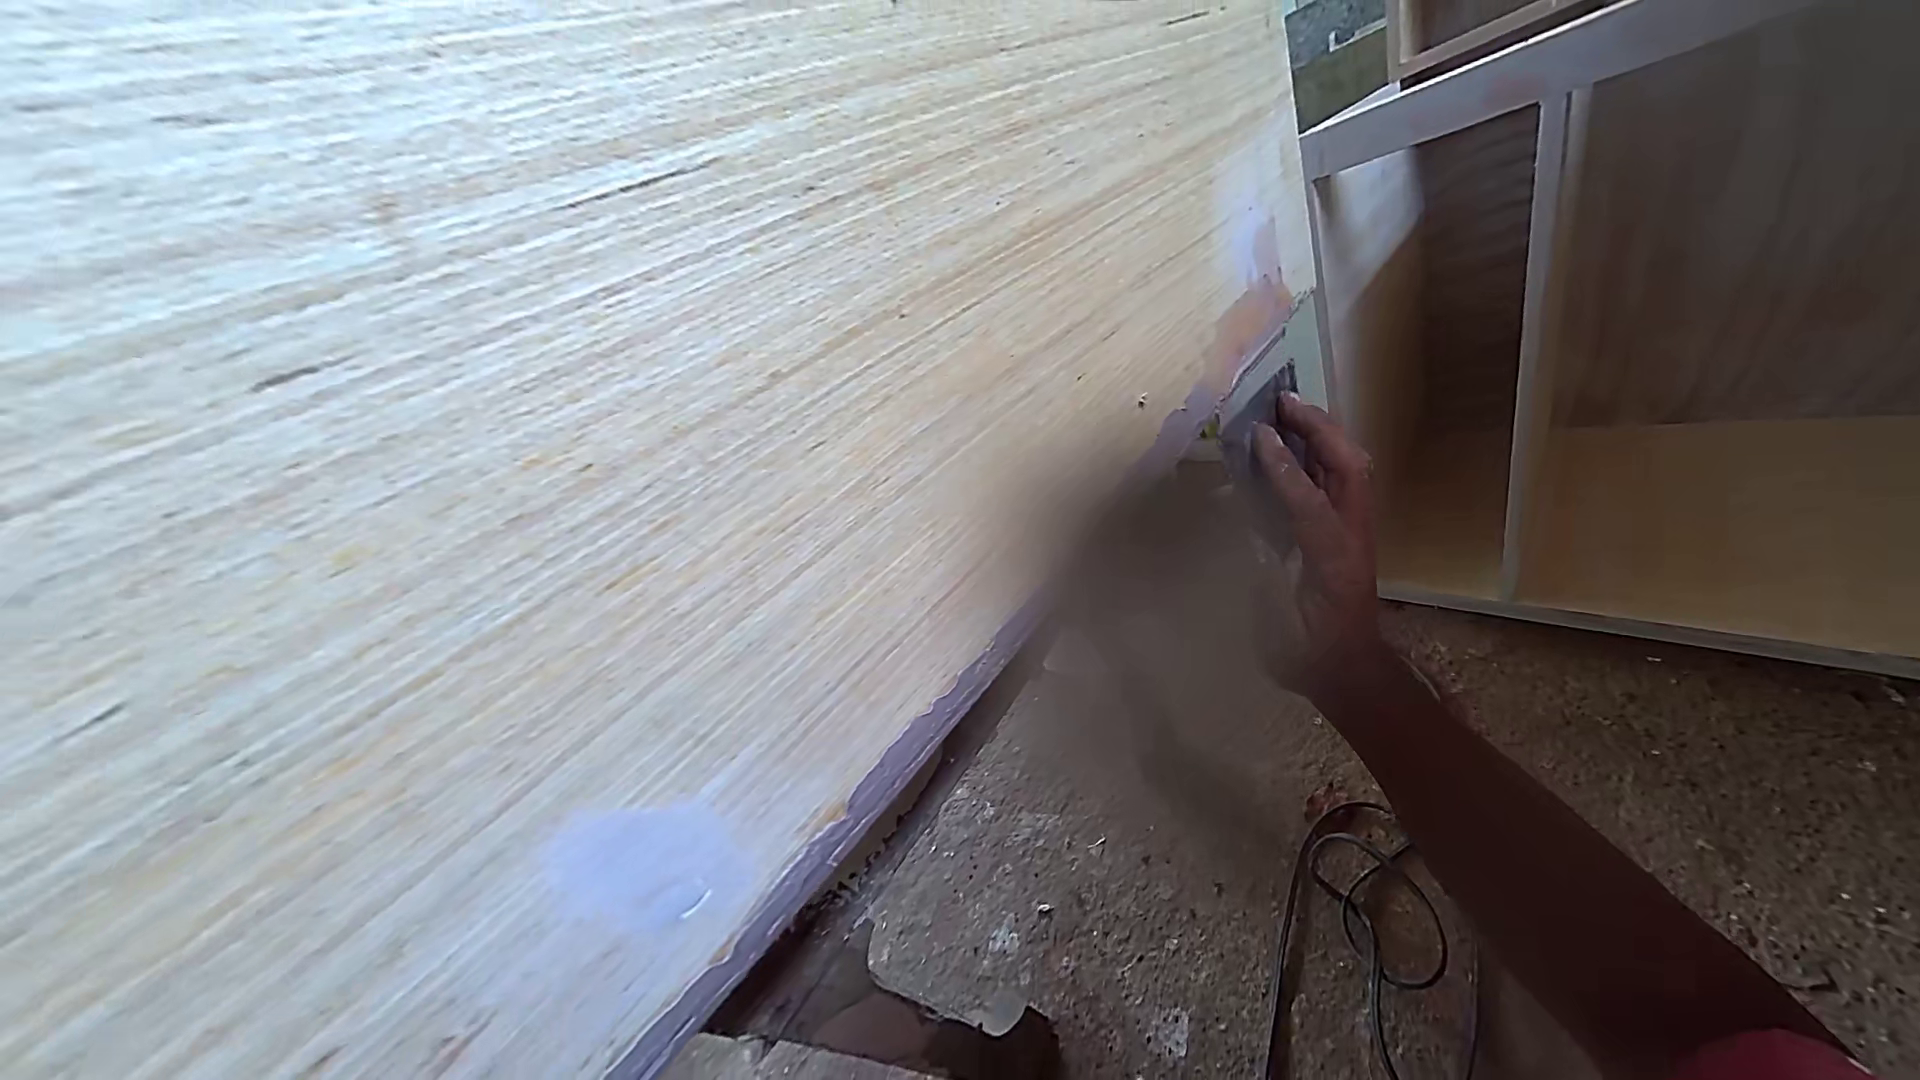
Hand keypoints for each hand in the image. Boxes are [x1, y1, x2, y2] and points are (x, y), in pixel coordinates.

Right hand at [1251, 394, 1382, 698]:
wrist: (1349, 669)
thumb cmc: (1307, 655)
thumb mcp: (1278, 630)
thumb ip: (1260, 585)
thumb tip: (1238, 541)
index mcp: (1333, 563)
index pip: (1310, 504)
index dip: (1283, 469)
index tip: (1258, 436)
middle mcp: (1352, 537)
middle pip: (1350, 468)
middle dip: (1319, 429)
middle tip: (1284, 401)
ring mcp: (1355, 532)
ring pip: (1350, 468)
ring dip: (1323, 434)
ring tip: (1289, 410)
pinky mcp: (1346, 532)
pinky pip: (1338, 481)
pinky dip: (1319, 454)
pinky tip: (1294, 444)